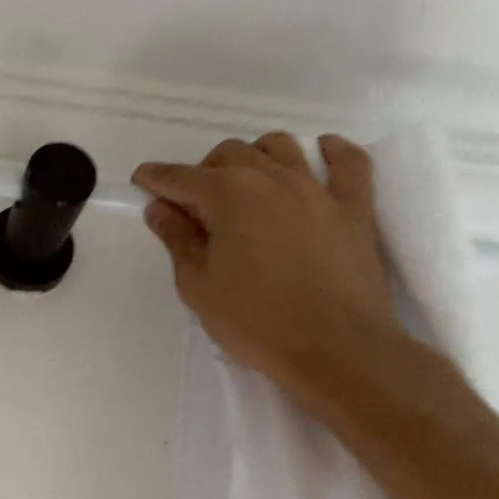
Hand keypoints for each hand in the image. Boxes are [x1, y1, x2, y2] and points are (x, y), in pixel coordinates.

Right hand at [132, 132, 400, 411]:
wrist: (336, 350)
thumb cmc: (255, 321)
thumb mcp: (198, 286)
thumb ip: (177, 240)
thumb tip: (161, 208)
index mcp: (227, 195)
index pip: (181, 177)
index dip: (156, 178)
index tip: (143, 181)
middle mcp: (271, 178)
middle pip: (230, 154)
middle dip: (204, 170)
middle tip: (195, 205)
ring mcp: (317, 190)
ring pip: (281, 147)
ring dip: (255, 156)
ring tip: (247, 182)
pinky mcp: (355, 208)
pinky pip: (350, 162)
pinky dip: (334, 151)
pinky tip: (323, 151)